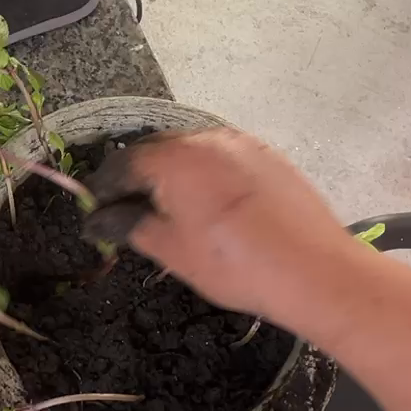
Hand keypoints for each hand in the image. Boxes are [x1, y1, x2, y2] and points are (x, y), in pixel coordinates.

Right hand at [83, 128, 379, 336]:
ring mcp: (239, 143)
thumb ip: (128, 225)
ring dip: (169, 172)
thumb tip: (98, 220)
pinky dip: (202, 173)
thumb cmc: (234, 264)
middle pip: (154, 150)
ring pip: (189, 150)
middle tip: (125, 209)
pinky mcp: (266, 155)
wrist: (316, 272)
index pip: (122, 164)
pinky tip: (207, 202)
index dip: (102, 188)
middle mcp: (205, 138)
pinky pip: (219, 156)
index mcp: (174, 158)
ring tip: (166, 206)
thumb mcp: (171, 249)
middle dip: (135, 177)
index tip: (94, 211)